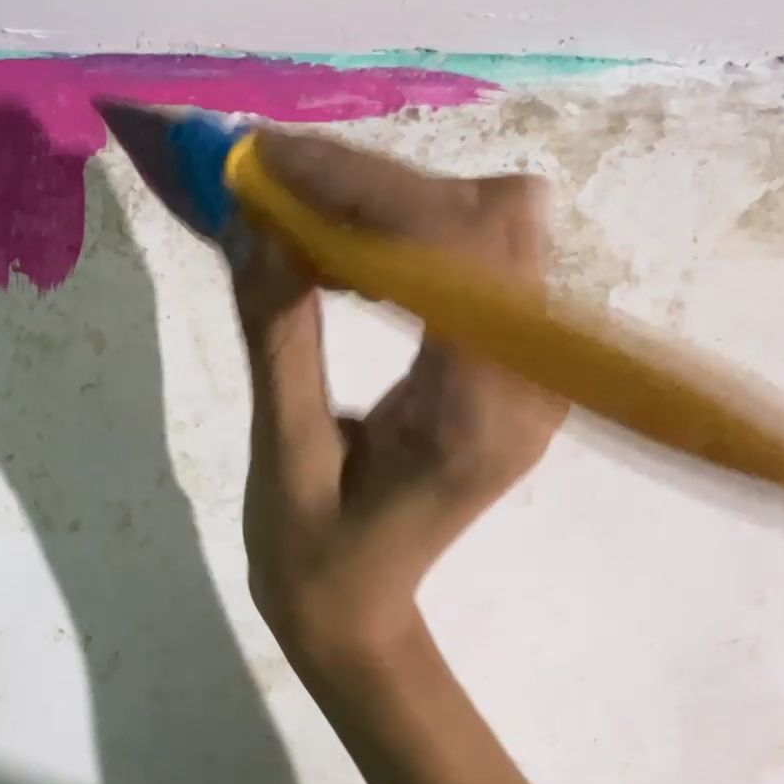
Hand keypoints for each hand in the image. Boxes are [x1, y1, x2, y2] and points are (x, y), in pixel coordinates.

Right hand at [232, 129, 566, 688]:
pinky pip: (475, 263)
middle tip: (274, 192)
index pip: (453, 250)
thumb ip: (278, 340)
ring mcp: (533, 370)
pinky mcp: (512, 365)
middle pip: (489, 219)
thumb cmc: (312, 563)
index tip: (270, 167)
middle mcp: (532, 377)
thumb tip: (251, 226)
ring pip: (488, 226)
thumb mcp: (283, 458)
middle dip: (376, 187)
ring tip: (296, 221)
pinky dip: (402, 237)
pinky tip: (338, 258)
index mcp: (477, 412)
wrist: (359, 616)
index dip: (362, 189)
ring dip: (388, 205)